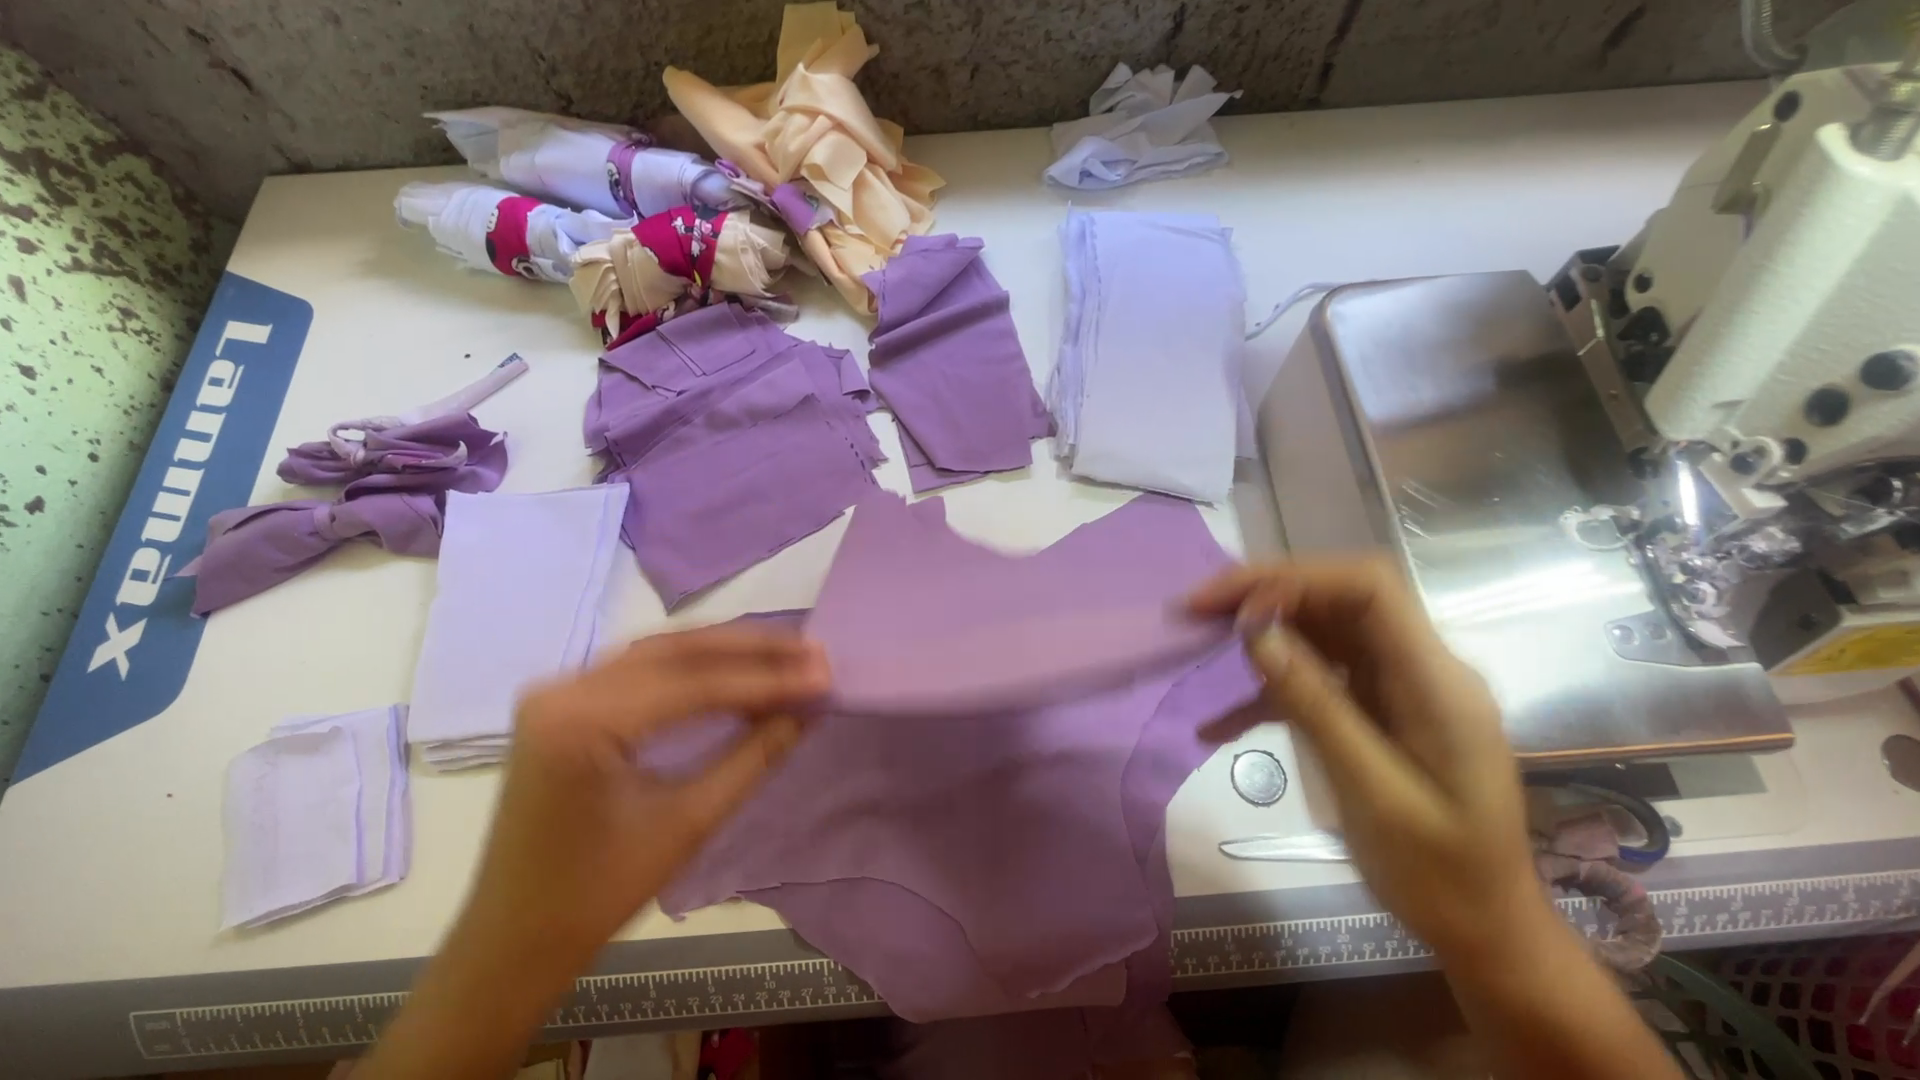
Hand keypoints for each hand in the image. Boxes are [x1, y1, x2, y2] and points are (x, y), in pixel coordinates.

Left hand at [458, 625, 830, 968]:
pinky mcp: (562, 705)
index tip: (825, 673)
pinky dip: (692, 668)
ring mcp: (557, 692)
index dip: (767, 677)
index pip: (694, 683)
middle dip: (751, 650)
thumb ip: (754, 756)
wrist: (515, 938)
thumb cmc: (599, 894)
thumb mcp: (689, 823)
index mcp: (583, 721)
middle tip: (814, 651)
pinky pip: (638, 670)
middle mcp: (563, 689)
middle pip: (675, 652)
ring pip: (659, 653)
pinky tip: (734, 669)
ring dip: (725, 652)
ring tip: (786, 653)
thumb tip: (810, 708)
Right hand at [1189, 558, 1543, 965]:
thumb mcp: (1372, 792)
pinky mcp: (1381, 713)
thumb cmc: (1440, 873)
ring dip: (1262, 637)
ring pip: (1325, 634)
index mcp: (1437, 681)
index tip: (1228, 608)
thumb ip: (1316, 706)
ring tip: (1197, 646)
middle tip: (1195, 612)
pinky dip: (1271, 694)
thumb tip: (1255, 632)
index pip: (1369, 589)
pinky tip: (1219, 726)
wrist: (1486, 930)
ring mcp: (1402, 690)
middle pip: (1341, 601)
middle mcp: (1422, 669)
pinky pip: (1322, 682)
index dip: (1295, 581)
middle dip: (1266, 597)